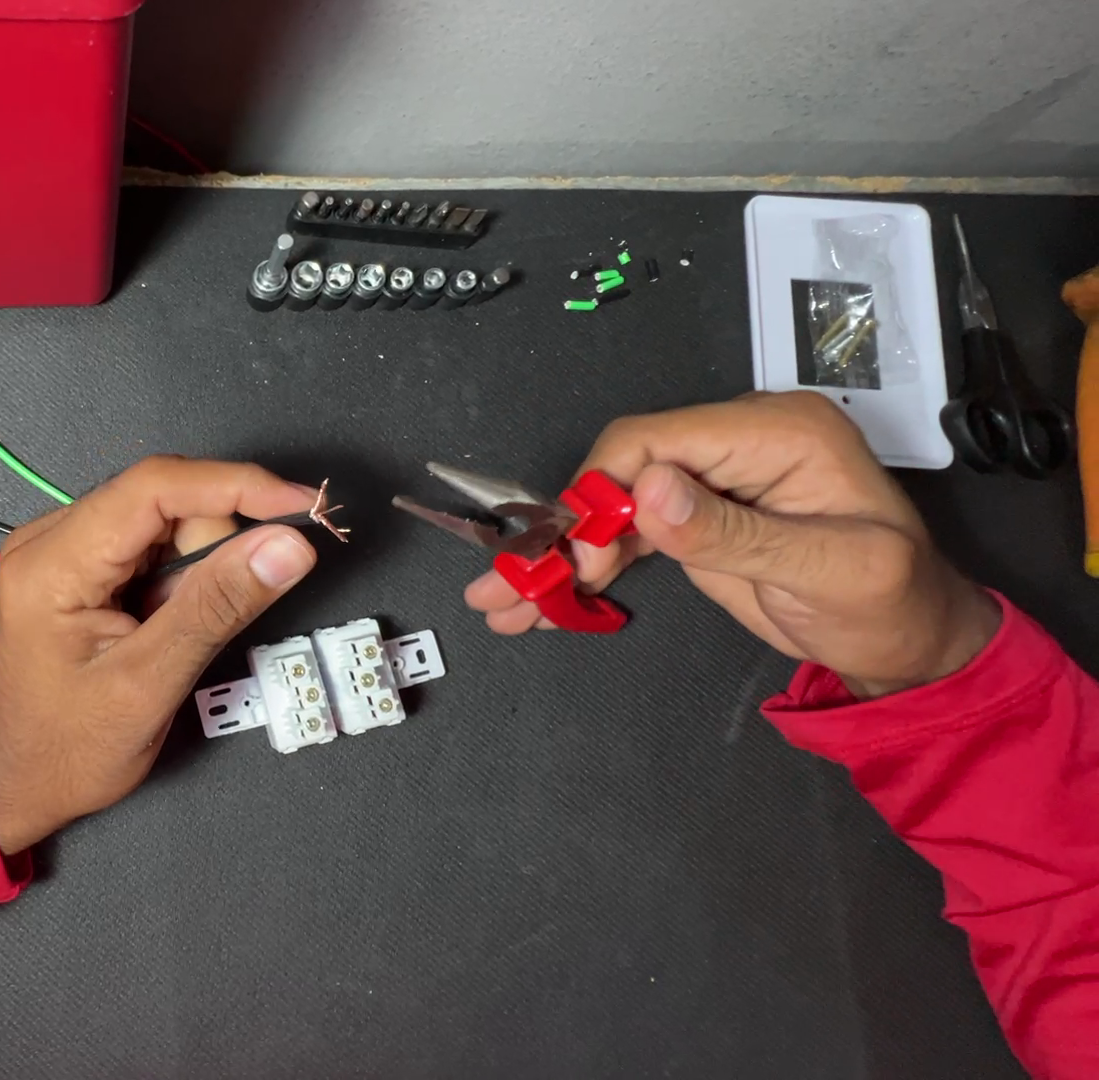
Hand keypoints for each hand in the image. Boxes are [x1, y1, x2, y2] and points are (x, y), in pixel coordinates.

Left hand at [0, 457, 320, 853]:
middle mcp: (51, 537)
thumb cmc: (71, 749)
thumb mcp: (150, 684)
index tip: (302, 505)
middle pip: (162, 500)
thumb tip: (289, 546)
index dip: (235, 484)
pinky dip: (178, 577)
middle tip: (210, 618)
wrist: (21, 781)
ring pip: (163, 520)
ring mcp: (62, 546)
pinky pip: (150, 544)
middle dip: (210, 546)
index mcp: (53, 562)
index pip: (153, 487)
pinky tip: (161, 623)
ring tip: (169, 634)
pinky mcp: (80, 562)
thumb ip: (218, 608)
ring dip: (193, 568)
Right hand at [465, 391, 1001, 698]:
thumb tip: (650, 489)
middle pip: (610, 474)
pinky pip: (614, 537)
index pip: (649, 439)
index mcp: (771, 435)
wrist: (905, 643)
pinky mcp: (679, 520)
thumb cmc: (890, 604)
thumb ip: (735, 530)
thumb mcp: (829, 569)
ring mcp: (697, 484)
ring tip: (506, 603)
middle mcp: (725, 447)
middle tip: (521, 586)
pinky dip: (577, 571)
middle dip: (561, 534)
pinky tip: (541, 602)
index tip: (579, 552)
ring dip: (554, 559)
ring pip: (600, 510)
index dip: (599, 491)